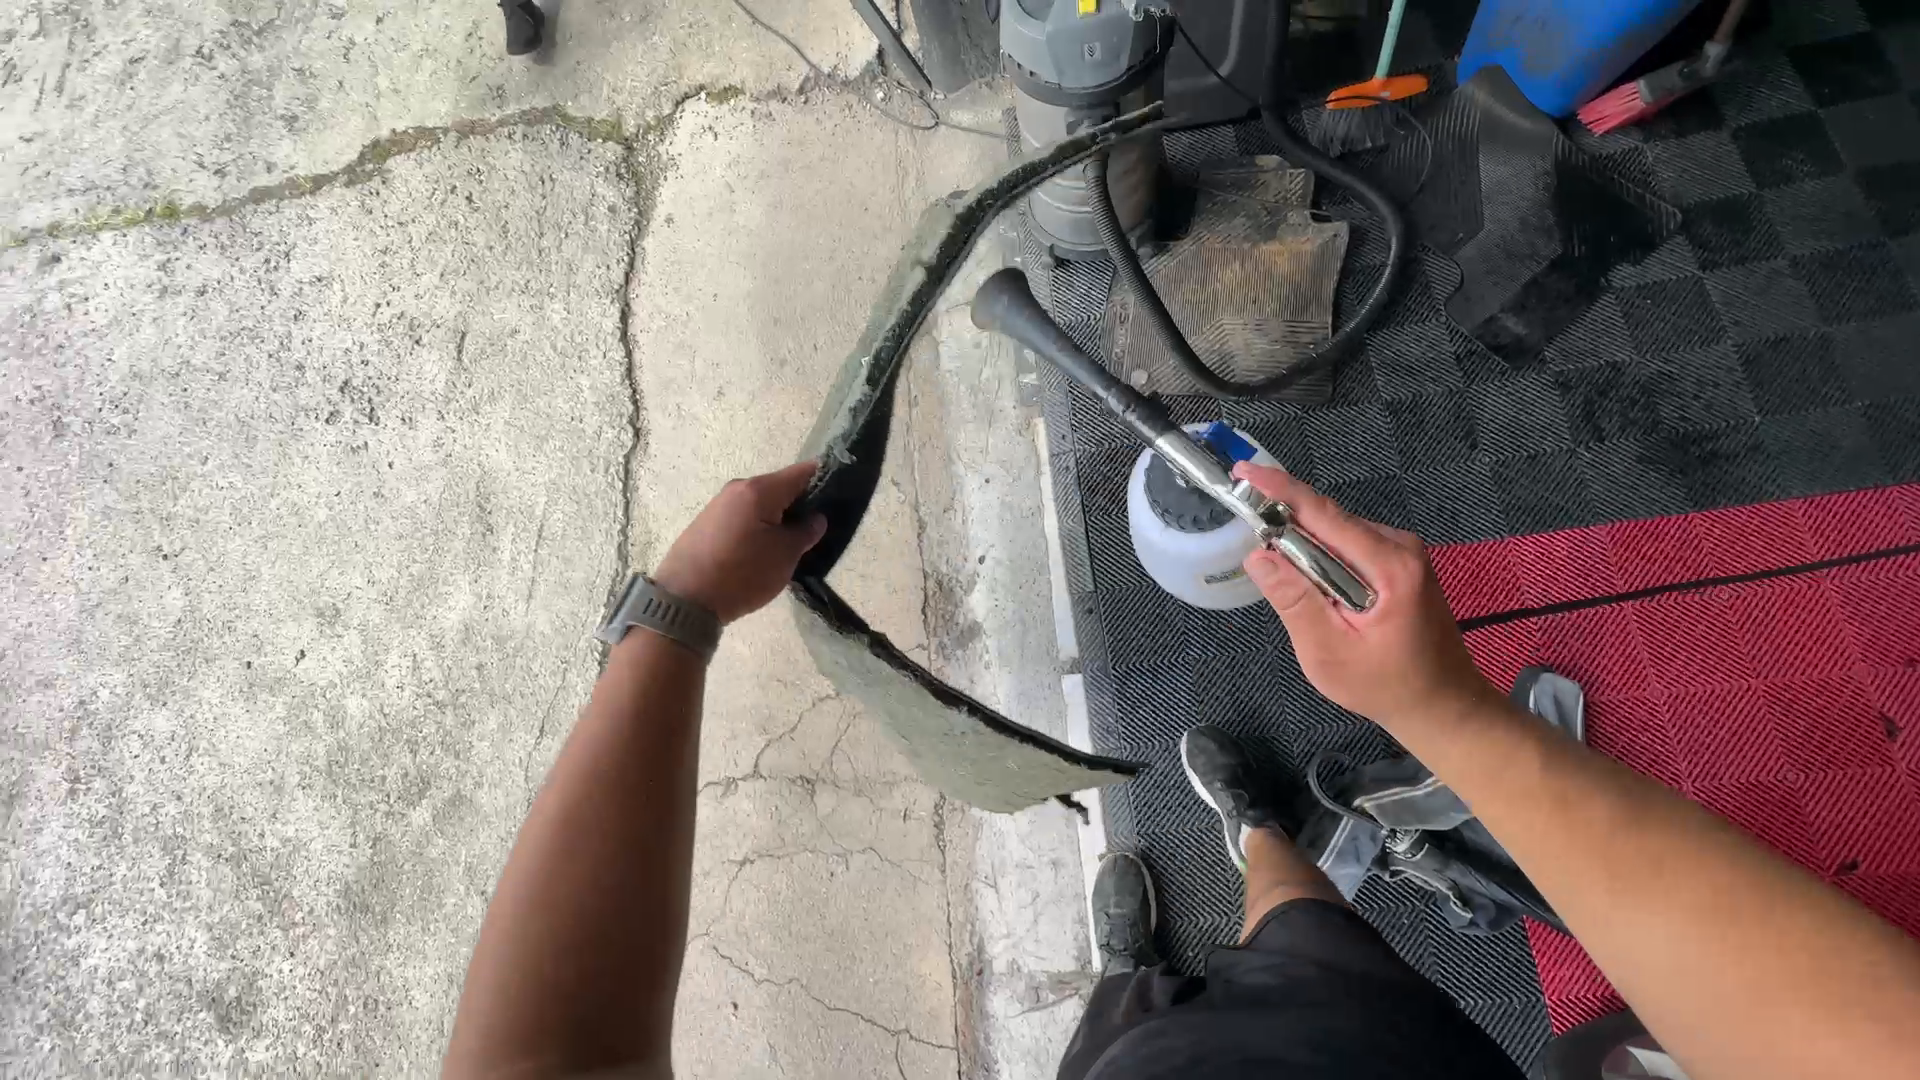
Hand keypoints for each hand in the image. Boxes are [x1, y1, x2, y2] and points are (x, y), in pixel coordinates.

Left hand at [651, 460, 829, 624]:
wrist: (684, 601)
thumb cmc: (742, 573)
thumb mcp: (785, 555)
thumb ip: (806, 531)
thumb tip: (815, 518)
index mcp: (759, 490)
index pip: (803, 473)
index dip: (825, 480)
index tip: (841, 497)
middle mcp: (737, 489)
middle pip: (781, 488)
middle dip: (802, 505)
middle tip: (819, 529)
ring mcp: (719, 506)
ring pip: (762, 505)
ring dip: (781, 519)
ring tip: (793, 544)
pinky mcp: (707, 525)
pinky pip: (745, 518)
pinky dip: (761, 528)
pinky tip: (765, 551)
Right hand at [1233, 462, 1498, 731]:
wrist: (1443, 705)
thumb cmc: (1386, 685)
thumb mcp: (1329, 651)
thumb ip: (1294, 601)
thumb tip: (1258, 555)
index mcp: (1388, 565)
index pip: (1323, 515)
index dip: (1279, 490)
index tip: (1244, 472)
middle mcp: (1399, 547)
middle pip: (1327, 519)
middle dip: (1283, 518)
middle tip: (1243, 521)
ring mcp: (1402, 552)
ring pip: (1334, 532)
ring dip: (1300, 543)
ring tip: (1274, 566)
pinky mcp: (1397, 562)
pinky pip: (1345, 545)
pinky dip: (1317, 555)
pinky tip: (1307, 580)